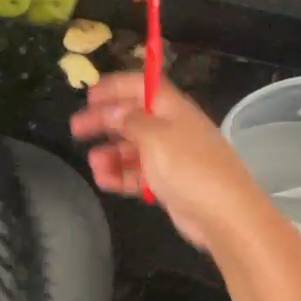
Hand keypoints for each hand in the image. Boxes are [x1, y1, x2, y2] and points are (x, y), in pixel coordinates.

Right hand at [69, 72, 260, 250]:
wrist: (224, 214)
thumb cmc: (188, 167)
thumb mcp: (154, 137)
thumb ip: (130, 120)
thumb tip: (114, 110)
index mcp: (172, 109)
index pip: (142, 85)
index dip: (115, 86)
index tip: (89, 95)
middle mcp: (172, 129)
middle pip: (132, 118)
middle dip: (104, 122)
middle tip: (76, 129)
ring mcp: (171, 158)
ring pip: (133, 149)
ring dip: (110, 154)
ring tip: (94, 163)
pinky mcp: (168, 183)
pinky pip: (139, 175)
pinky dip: (121, 176)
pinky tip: (105, 181)